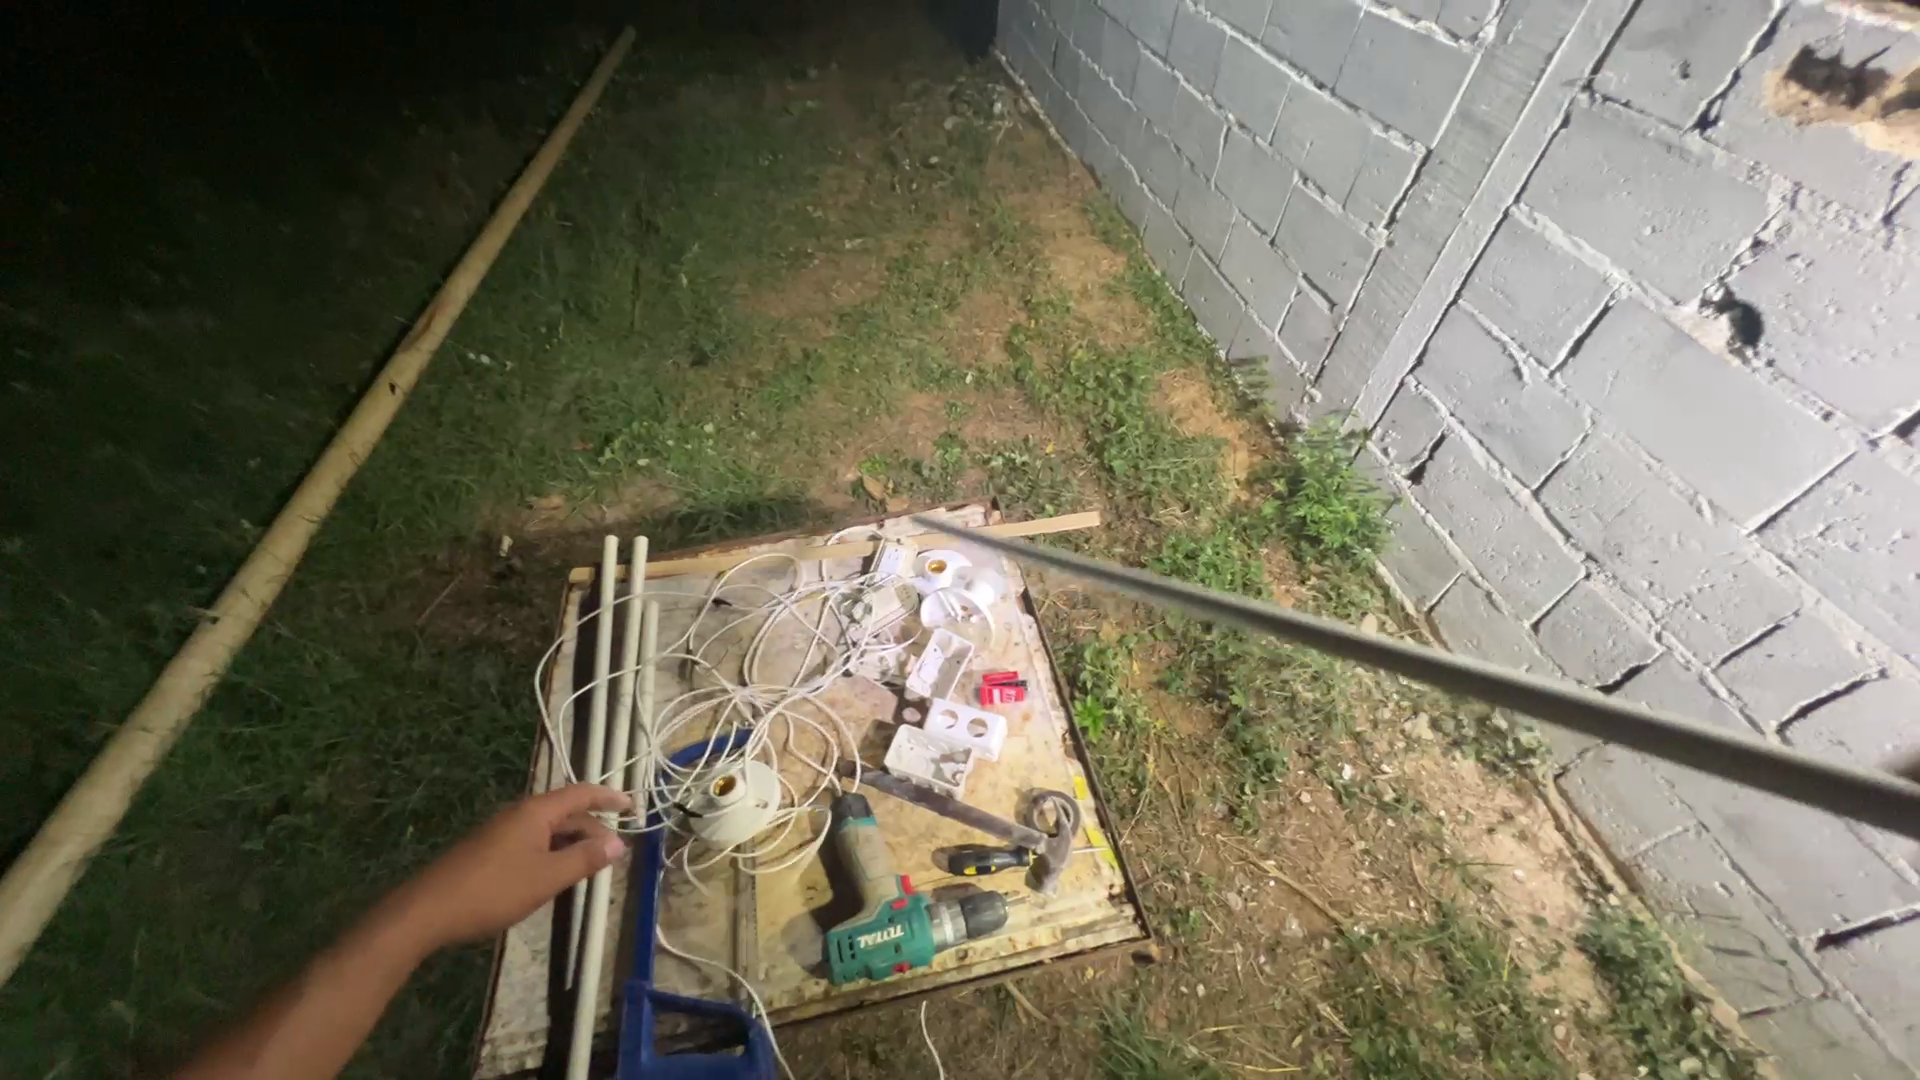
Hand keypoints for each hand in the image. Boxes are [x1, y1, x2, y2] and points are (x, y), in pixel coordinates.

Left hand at [379, 784, 631, 954]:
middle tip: (613, 852)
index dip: (610, 797)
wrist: (422, 914)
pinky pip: (532, 841)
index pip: (583, 793)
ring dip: (572, 842)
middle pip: (566, 811)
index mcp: (537, 811)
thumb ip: (586, 859)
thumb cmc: (492, 891)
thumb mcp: (547, 878)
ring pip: (548, 829)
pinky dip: (552, 851)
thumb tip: (619, 844)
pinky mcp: (487, 850)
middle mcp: (520, 813)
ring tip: (587, 866)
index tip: (632, 806)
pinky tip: (552, 875)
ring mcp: (500, 831)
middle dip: (593, 828)